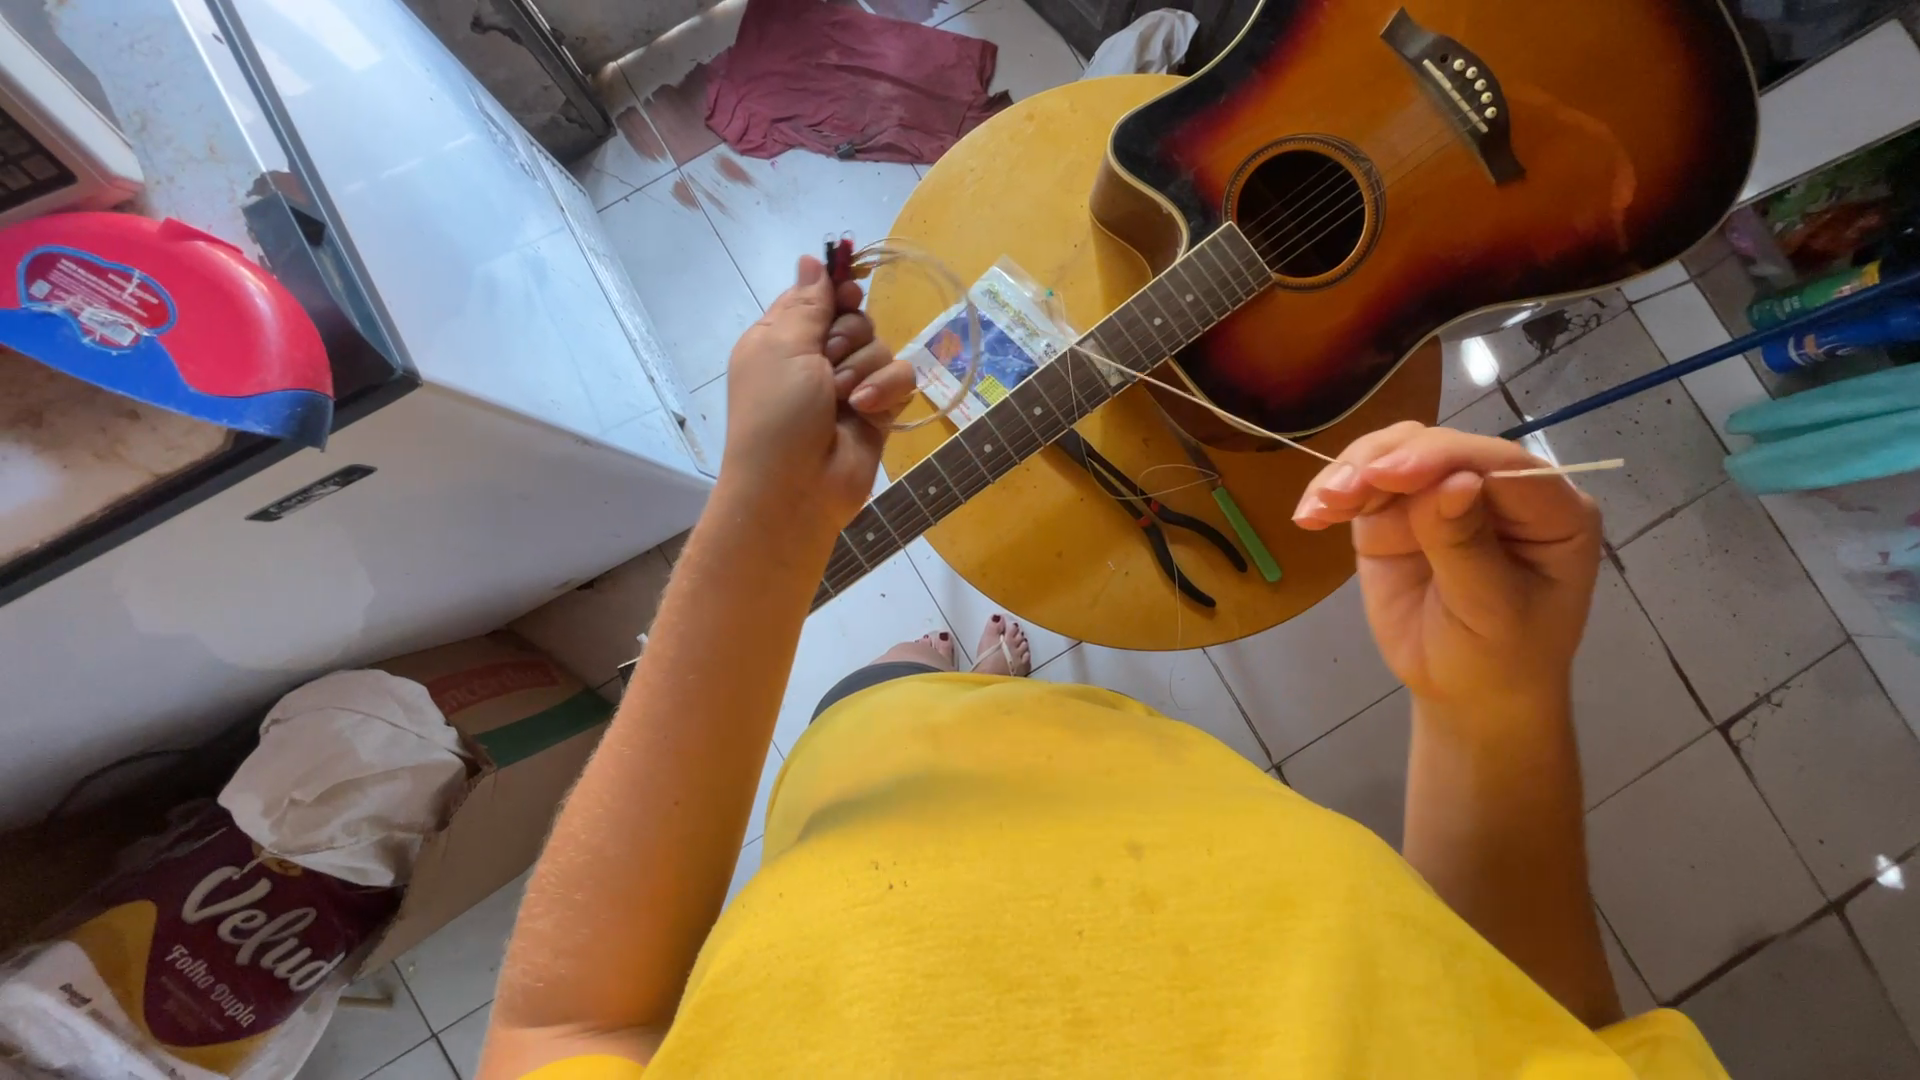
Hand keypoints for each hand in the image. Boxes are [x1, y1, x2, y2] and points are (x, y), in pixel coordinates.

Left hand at [720, 256, 916, 540]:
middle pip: (856, 319)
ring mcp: (851, 387)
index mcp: (783, 339)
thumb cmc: (777, 413)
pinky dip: (886, 390)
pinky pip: (901, 379)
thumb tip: (811, 259)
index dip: (836, 292)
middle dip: (850, 335)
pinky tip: (866, 409)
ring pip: (882, 348)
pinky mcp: (879, 411)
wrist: (796, 487)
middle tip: (831, 359)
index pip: (818, 298)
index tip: (847, 293)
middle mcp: (818, 360)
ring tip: (844, 398)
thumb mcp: (782, 346)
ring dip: (864, 369)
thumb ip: (807, 302)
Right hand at [1291, 423, 1602, 713]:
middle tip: (1338, 494)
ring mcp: (1436, 500)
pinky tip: (1310, 516)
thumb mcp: (1491, 609)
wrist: (1464, 693)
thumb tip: (1451, 483)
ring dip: (1348, 472)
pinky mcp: (1392, 517)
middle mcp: (1491, 489)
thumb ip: (1466, 545)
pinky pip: (1359, 488)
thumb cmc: (1498, 658)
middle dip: (1382, 462)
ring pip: (1390, 455)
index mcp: (1547, 508)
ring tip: (1319, 507)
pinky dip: (1330, 495)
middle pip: (1435, 447)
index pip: (1496, 462)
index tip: (1387, 475)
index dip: (1441, 458)